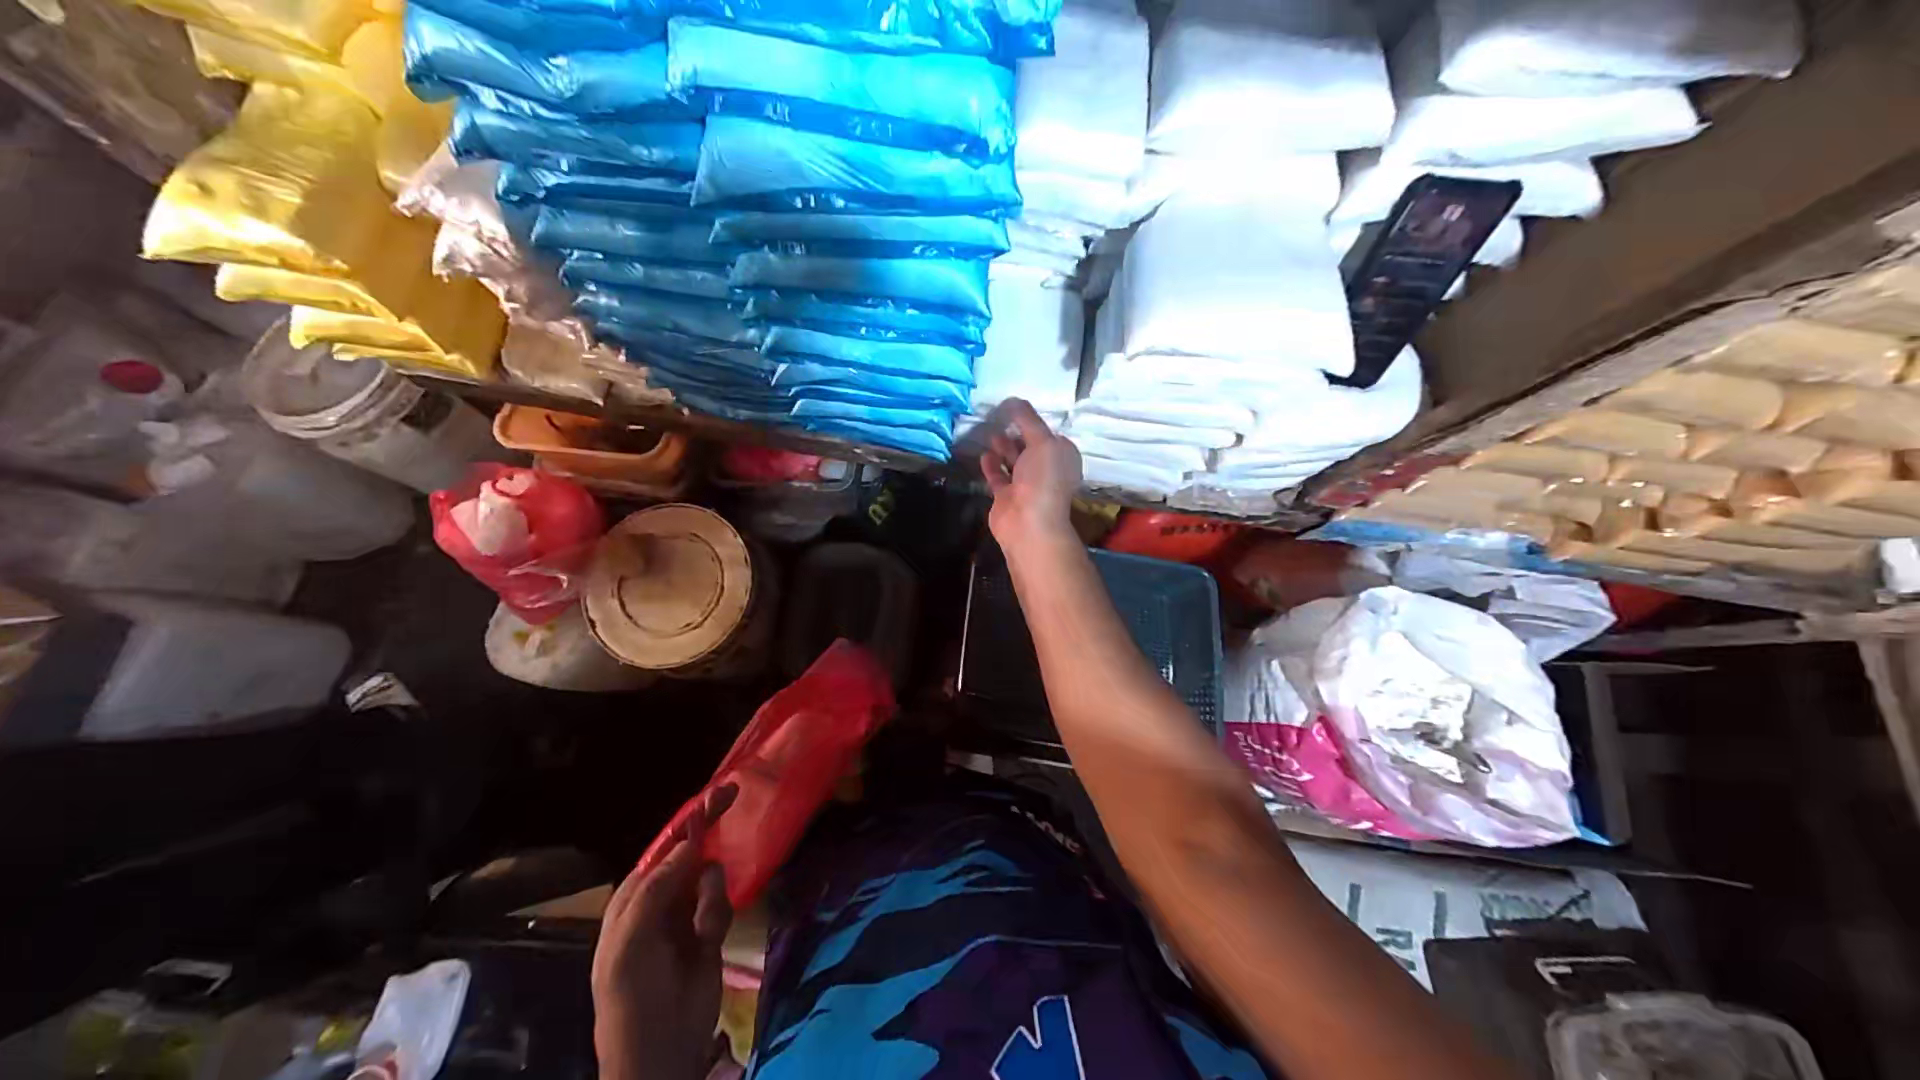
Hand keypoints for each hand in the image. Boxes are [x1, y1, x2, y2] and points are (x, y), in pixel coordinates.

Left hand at [592, 785, 737, 1079]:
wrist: (659, 1048)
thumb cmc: (631, 995)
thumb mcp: (630, 942)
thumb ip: (656, 889)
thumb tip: (688, 845)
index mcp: (633, 897)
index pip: (664, 848)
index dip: (690, 820)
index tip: (719, 794)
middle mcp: (660, 899)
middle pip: (691, 855)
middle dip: (708, 841)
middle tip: (734, 798)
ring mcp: (686, 915)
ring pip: (711, 879)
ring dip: (711, 898)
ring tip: (703, 931)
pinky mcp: (710, 932)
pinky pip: (722, 905)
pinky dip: (718, 917)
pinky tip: (708, 940)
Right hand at [981, 398, 1082, 553]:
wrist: (1028, 522)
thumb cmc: (1043, 479)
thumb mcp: (1042, 441)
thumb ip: (1028, 419)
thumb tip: (1014, 400)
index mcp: (1062, 456)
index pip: (1050, 434)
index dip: (1034, 421)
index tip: (1017, 408)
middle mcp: (1047, 470)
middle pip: (1030, 446)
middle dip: (1016, 433)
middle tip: (998, 416)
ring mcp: (1026, 484)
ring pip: (1013, 460)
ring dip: (1002, 446)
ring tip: (988, 431)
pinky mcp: (1007, 496)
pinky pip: (998, 475)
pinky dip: (991, 464)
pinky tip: (983, 453)